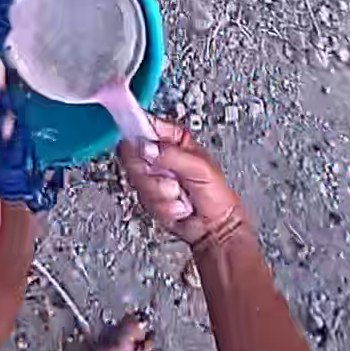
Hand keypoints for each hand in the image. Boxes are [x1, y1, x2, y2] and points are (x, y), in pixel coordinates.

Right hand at [119, 116, 245, 248]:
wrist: (214, 226)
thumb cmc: (216, 193)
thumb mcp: (199, 168)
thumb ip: (172, 155)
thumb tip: (147, 148)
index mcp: (172, 137)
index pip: (144, 124)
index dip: (137, 132)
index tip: (142, 147)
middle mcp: (158, 153)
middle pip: (134, 154)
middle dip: (153, 173)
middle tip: (171, 178)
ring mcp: (152, 174)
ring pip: (138, 179)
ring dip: (161, 192)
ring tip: (179, 193)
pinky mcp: (148, 194)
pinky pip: (144, 199)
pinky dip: (163, 207)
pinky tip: (177, 205)